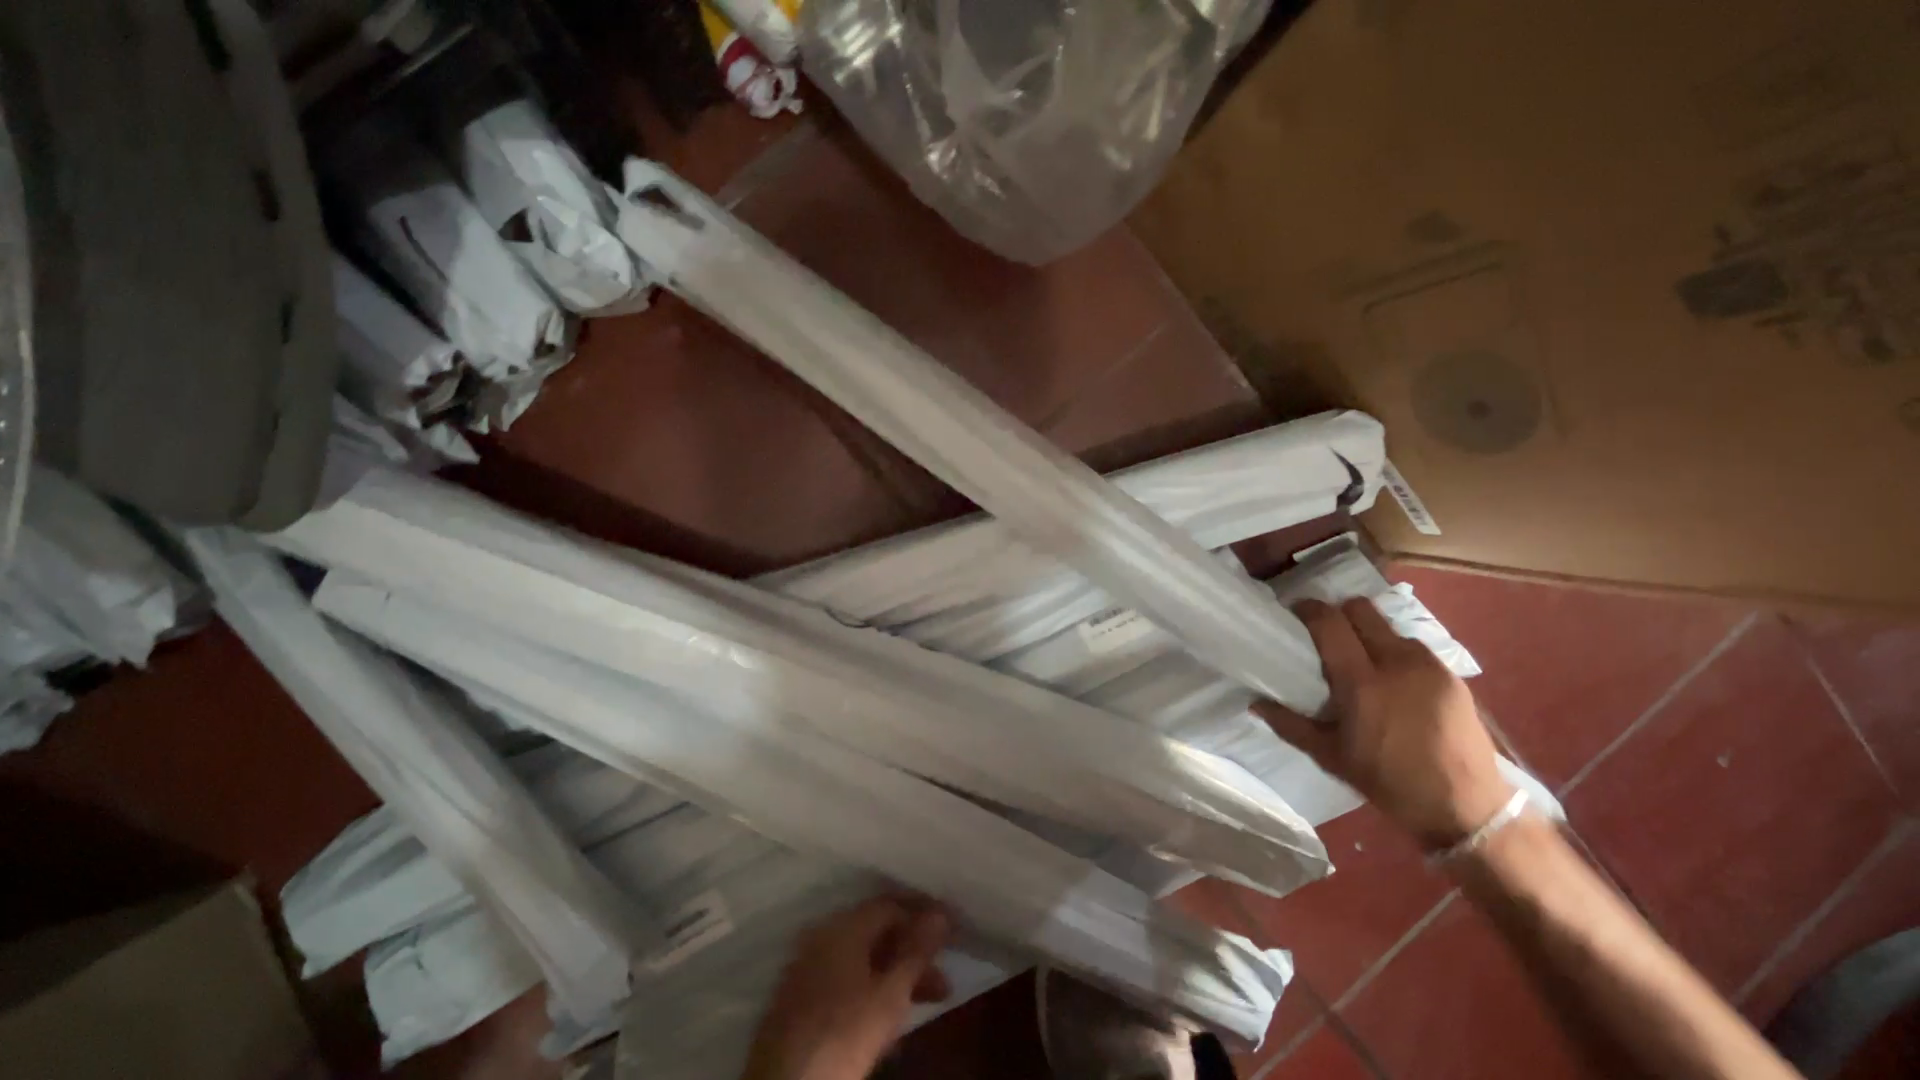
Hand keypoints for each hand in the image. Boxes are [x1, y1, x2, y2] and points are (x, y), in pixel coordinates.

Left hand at [741, 895, 952, 1079]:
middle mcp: (821, 937)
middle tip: (942, 985)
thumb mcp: (891, 994)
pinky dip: (868, 990)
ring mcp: (806, 966)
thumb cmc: (846, 1032)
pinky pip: (842, 980)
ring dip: (893, 977)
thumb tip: (939, 914)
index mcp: (843, 927)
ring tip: (922, 1007)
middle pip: (875, 934)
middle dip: (911, 956)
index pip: (889, 906)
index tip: (949, 937)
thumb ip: (917, 952)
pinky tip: (886, 1019)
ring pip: (859, 960)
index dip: (922, 918)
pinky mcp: (799, 996)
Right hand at [1254, 598, 1513, 848]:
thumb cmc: (1388, 783)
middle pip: (1361, 610)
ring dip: (1370, 634)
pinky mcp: (1452, 675)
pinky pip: (1416, 649)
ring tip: (1364, 660)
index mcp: (1361, 683)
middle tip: (1328, 633)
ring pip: (1390, 628)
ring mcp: (1429, 666)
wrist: (1464, 806)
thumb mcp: (1332, 758)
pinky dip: (1397, 653)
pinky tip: (1396, 680)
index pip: (1330, 623)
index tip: (1296, 613)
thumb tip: (1256, 704)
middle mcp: (1396, 663)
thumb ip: (1291, 725)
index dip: (1310, 610)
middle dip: (1340, 613)